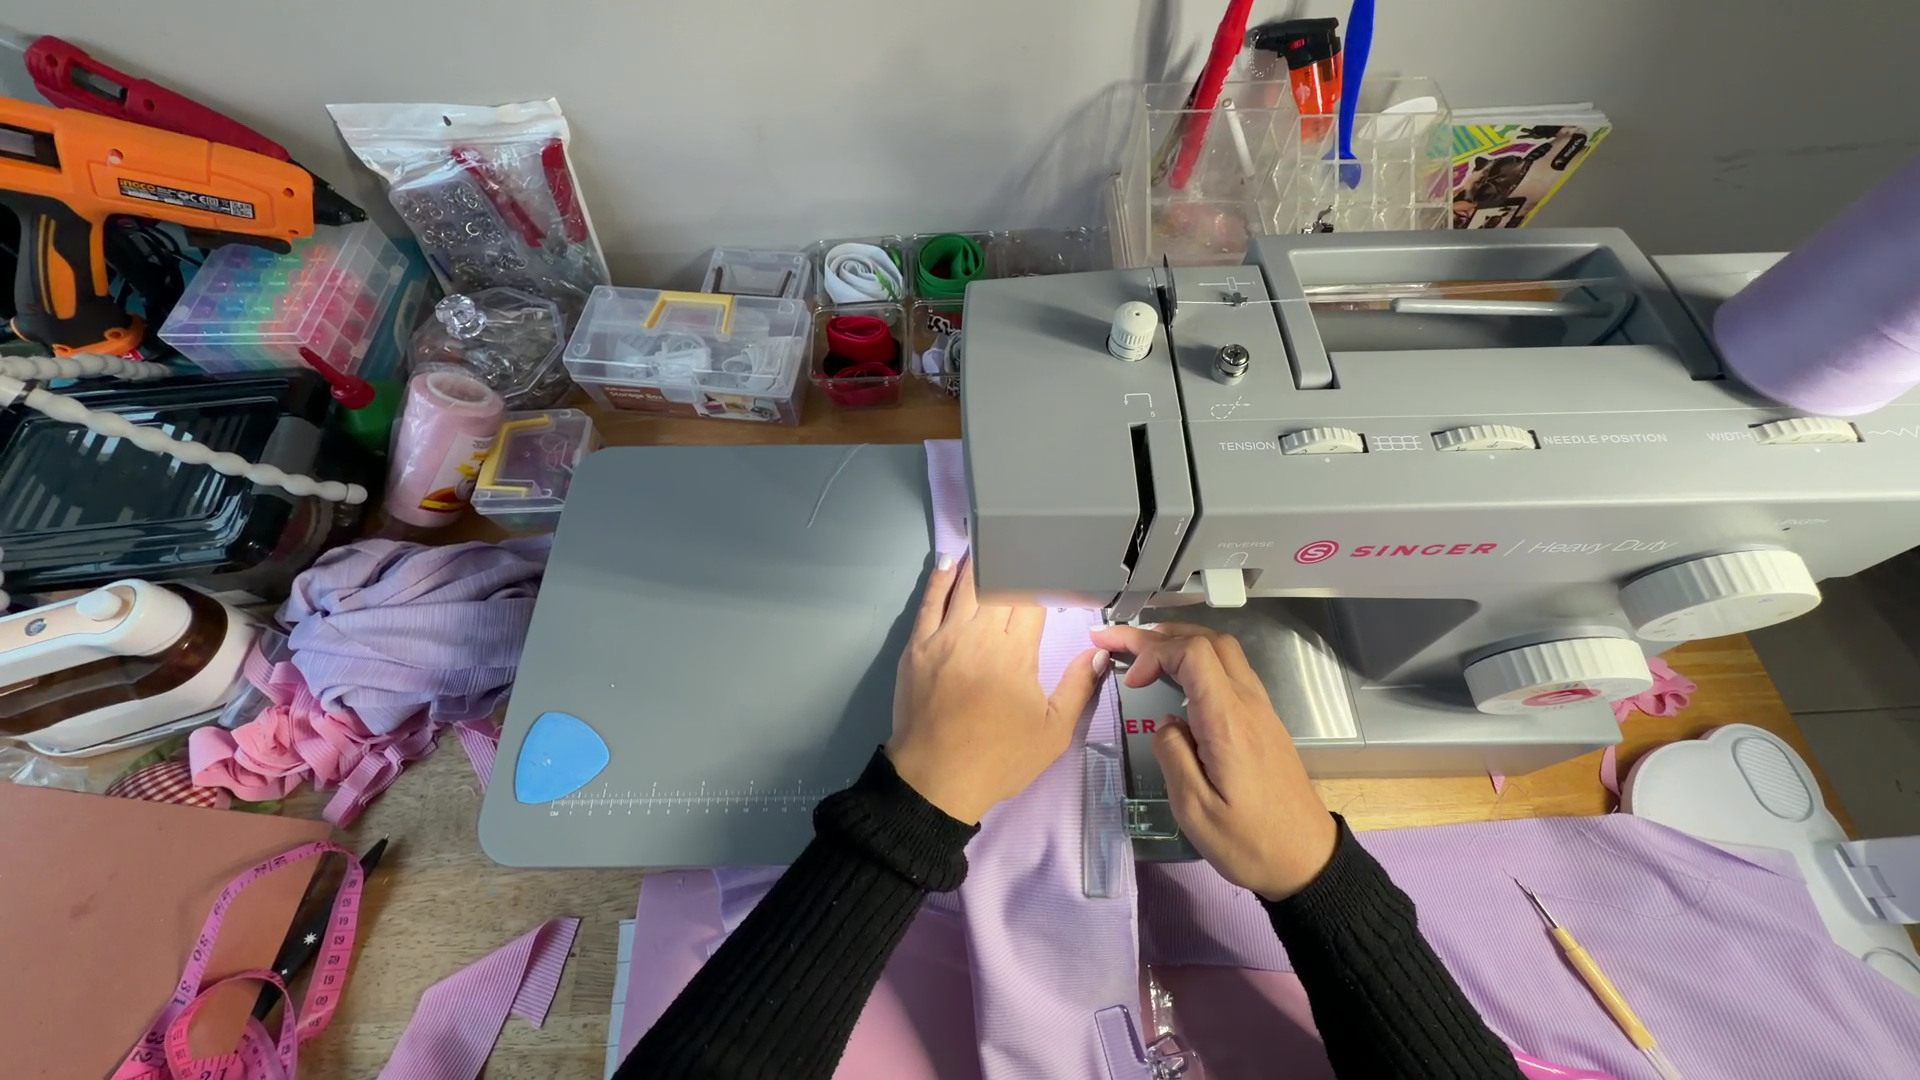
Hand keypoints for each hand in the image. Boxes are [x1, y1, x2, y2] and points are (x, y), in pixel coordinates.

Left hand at [887, 553, 1107, 824]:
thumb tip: (1098, 652)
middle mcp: (979, 635)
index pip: (1032, 599)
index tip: (1053, 570)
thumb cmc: (999, 758)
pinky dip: (941, 579)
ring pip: (965, 586)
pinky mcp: (917, 646)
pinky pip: (929, 602)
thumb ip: (1077, 687)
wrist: (934, 780)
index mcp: (1015, 653)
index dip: (1044, 580)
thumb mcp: (1052, 732)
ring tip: (991, 542)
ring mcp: (943, 638)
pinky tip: (951, 562)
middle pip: (999, 584)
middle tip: (1024, 546)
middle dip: (1014, 564)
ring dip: (981, 563)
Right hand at [1090, 623, 1336, 900]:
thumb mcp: (1195, 810)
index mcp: (1228, 722)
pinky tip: (1177, 673)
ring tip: (1142, 648)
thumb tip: (1166, 722)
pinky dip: (1197, 657)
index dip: (1153, 653)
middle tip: (1117, 639)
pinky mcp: (1263, 720)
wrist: (1308, 862)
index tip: (1131, 681)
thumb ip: (1172, 755)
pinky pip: (1230, 669)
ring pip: (1223, 649)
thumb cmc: (1251, 843)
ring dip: (1180, 640)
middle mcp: (1248, 704)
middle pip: (1207, 640)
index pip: (1193, 654)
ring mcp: (1260, 709)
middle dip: (1158, 634)